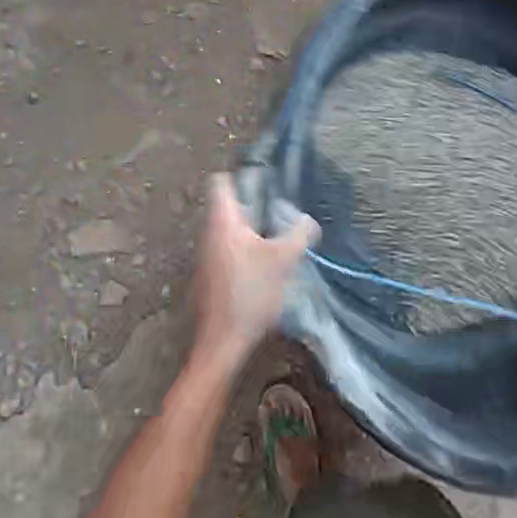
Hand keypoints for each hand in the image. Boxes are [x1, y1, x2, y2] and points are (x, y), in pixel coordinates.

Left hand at [191, 174, 318, 372]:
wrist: (223, 342)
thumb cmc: (250, 294)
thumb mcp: (283, 260)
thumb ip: (299, 234)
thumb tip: (309, 221)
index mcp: (222, 222)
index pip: (221, 182)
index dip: (242, 176)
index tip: (266, 182)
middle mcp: (209, 233)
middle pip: (229, 206)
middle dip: (255, 206)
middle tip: (280, 212)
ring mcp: (207, 255)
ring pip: (231, 230)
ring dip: (252, 231)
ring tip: (277, 240)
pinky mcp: (212, 275)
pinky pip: (230, 250)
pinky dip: (246, 250)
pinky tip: (266, 267)